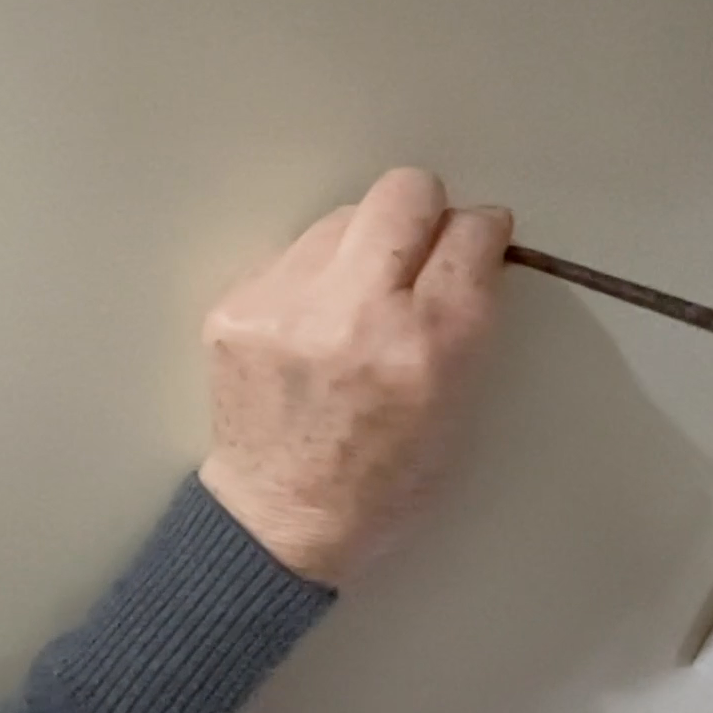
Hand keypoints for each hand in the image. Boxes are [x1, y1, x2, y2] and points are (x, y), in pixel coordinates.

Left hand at [197, 168, 512, 587]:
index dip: (478, 234)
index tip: (471, 246)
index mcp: (427, 347)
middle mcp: (353, 312)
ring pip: (342, 215)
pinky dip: (311, 277)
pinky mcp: (234, 308)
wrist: (277, 520)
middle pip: (403, 192)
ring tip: (352, 303)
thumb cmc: (382, 483)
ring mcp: (282, 305)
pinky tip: (307, 325)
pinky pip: (291, 255)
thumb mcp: (458, 411)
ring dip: (361, 247)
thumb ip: (467, 318)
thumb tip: (466, 243)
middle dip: (423, 213)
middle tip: (415, 256)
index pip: (469, 232)